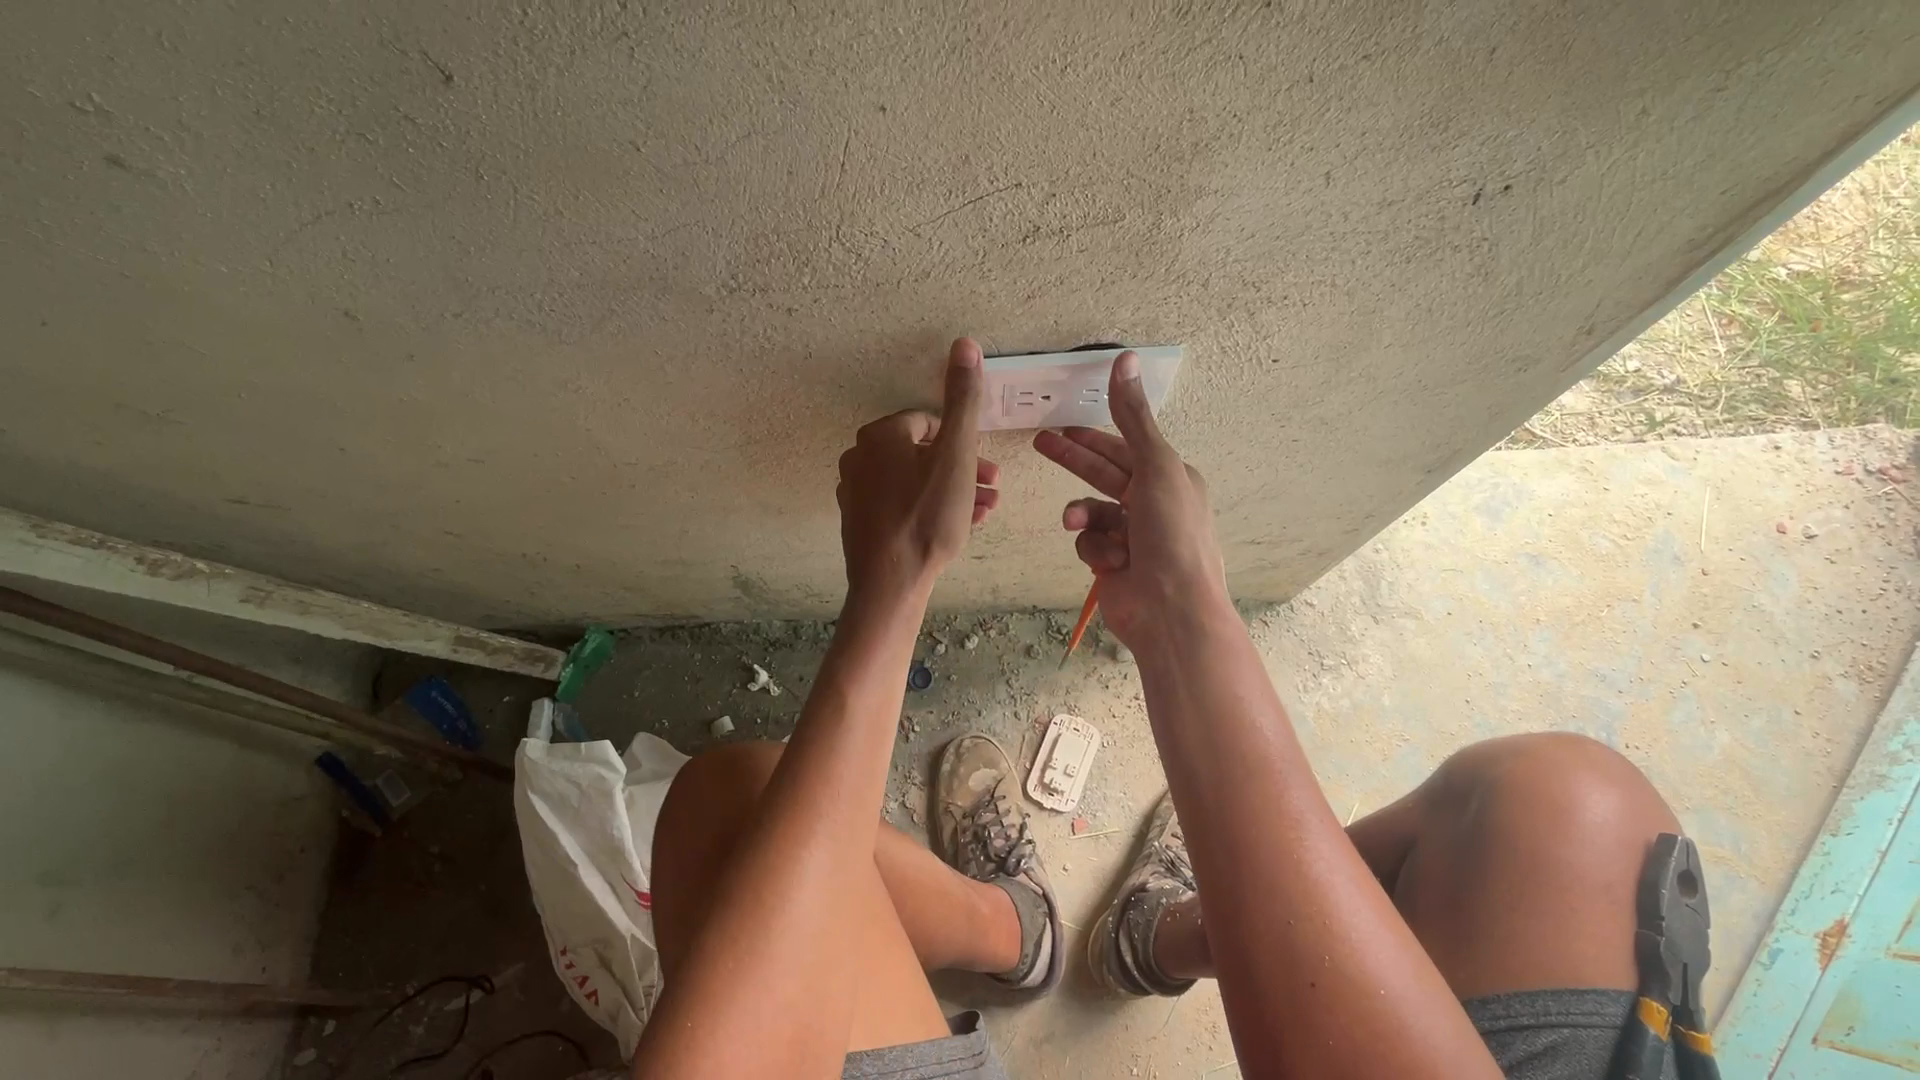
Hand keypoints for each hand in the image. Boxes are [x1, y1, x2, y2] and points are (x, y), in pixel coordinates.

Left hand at [836, 338, 999, 597]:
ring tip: (983, 509)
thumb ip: (963, 401)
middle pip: (923, 454)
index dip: (962, 442)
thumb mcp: (956, 457)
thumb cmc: (926, 518)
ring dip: (952, 490)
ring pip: (915, 481)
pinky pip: (901, 505)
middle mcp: (860, 457)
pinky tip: (957, 526)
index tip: (984, 465)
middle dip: (962, 468)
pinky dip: (930, 509)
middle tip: (991, 486)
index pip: (930, 422)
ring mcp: (857, 492)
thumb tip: (965, 345)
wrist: (890, 583)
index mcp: (880, 435)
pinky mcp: (860, 521)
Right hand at [1032, 350, 1225, 648]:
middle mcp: (1153, 505)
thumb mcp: (1155, 466)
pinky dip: (1095, 550)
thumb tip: (1125, 359)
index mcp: (1171, 479)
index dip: (1093, 436)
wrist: (1171, 609)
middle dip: (1073, 462)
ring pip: (1091, 513)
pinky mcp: (1114, 564)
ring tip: (1077, 525)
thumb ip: (1133, 416)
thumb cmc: (1172, 534)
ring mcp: (1133, 537)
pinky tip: (1109, 562)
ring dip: (1084, 518)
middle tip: (1039, 443)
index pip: (1124, 449)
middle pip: (1103, 475)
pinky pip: (1089, 544)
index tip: (1062, 426)